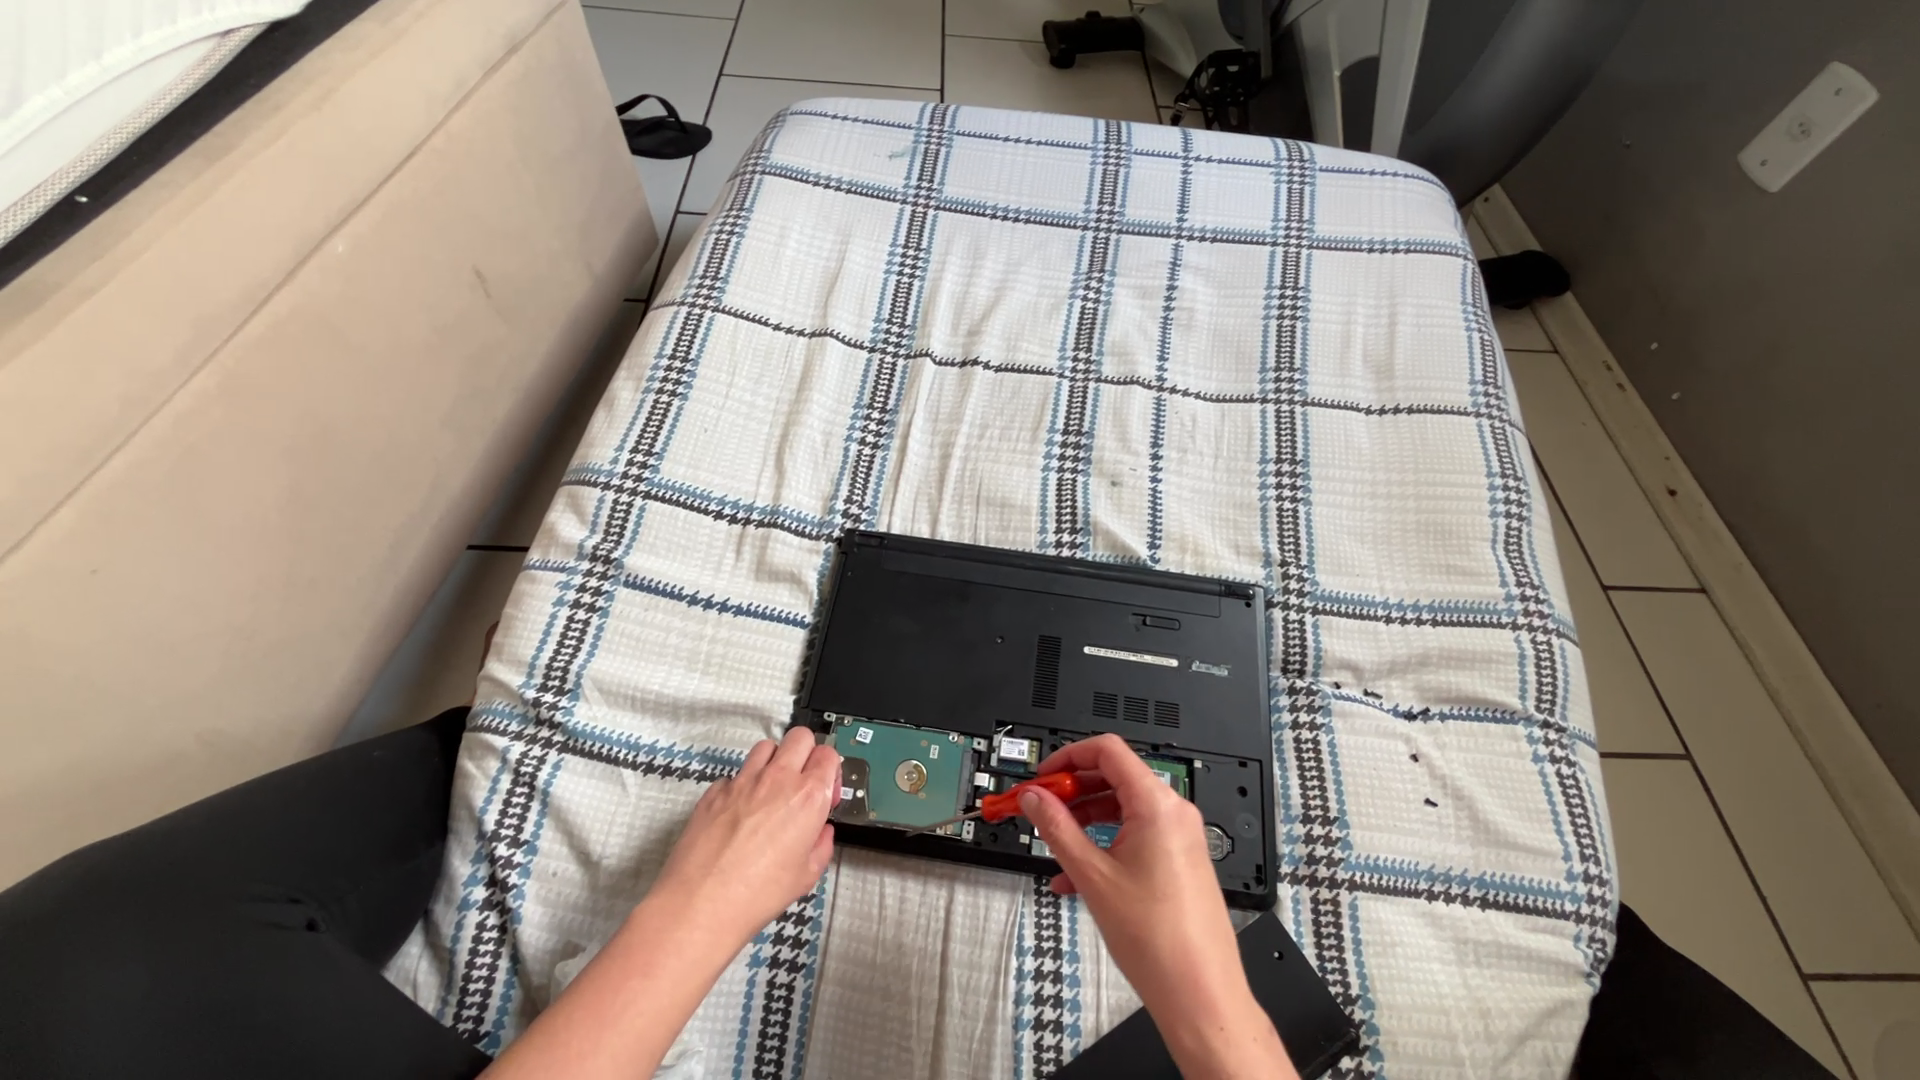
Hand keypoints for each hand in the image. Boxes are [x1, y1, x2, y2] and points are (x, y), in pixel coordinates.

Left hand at [649, 726, 839, 942]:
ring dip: (775, 761)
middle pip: (800, 737)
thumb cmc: (756, 894)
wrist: (702, 903)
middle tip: (803, 782)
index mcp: (808, 797)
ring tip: (771, 791)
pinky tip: (740, 813)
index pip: (829, 754)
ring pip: (766, 746)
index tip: (826, 792)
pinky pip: (735, 774)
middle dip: (807, 753)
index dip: (831, 771)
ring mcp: (743, 781)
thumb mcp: (807, 876)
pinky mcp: (715, 791)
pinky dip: (742, 786)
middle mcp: (777, 779)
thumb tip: (821, 833)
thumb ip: (821, 845)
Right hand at [1019, 734, 1294, 1079]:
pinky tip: (1076, 876)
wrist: (1200, 994)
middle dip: (1072, 791)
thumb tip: (1035, 798)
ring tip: (1054, 845)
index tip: (1042, 777)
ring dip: (1084, 820)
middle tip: (1040, 807)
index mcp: (1156, 805)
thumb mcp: (1093, 876)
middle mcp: (1173, 813)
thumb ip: (1058, 828)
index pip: (1107, 751)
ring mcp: (1180, 836)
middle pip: (1113, 777)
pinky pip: (1135, 834)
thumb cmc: (1160, 941)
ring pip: (1122, 808)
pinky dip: (1103, 844)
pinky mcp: (1180, 859)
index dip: (1068, 757)